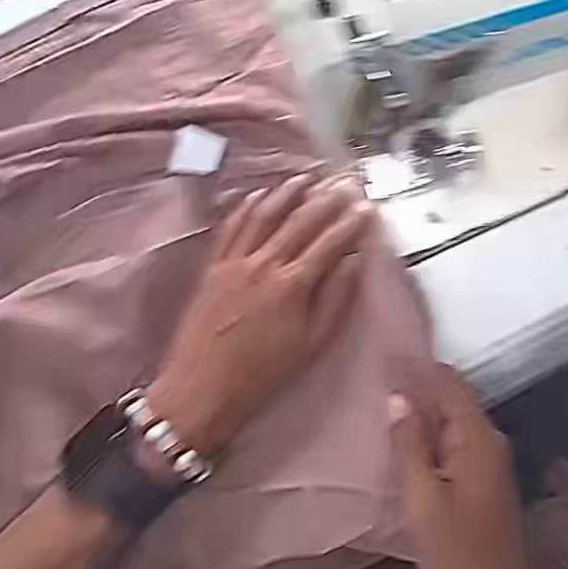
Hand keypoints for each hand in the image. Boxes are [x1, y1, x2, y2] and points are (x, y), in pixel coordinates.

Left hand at [148, 172, 372, 455]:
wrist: (200, 390)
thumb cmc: (262, 374)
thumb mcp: (311, 344)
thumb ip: (335, 298)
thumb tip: (355, 261)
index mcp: (292, 286)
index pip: (329, 242)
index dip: (350, 223)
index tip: (367, 208)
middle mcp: (264, 264)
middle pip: (300, 221)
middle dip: (325, 199)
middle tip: (343, 182)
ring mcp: (235, 262)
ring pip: (265, 215)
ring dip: (287, 193)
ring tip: (306, 178)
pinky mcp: (212, 266)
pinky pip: (231, 227)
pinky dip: (247, 207)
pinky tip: (258, 194)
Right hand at [390, 362, 532, 568]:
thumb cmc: (457, 557)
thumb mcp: (423, 500)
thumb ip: (410, 444)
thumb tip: (398, 396)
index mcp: (479, 438)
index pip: (449, 382)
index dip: (419, 366)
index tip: (385, 354)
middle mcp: (491, 441)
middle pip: (453, 399)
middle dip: (419, 388)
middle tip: (377, 380)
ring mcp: (492, 462)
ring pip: (454, 421)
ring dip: (425, 413)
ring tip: (384, 406)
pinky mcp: (486, 481)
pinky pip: (458, 442)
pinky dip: (434, 436)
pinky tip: (407, 441)